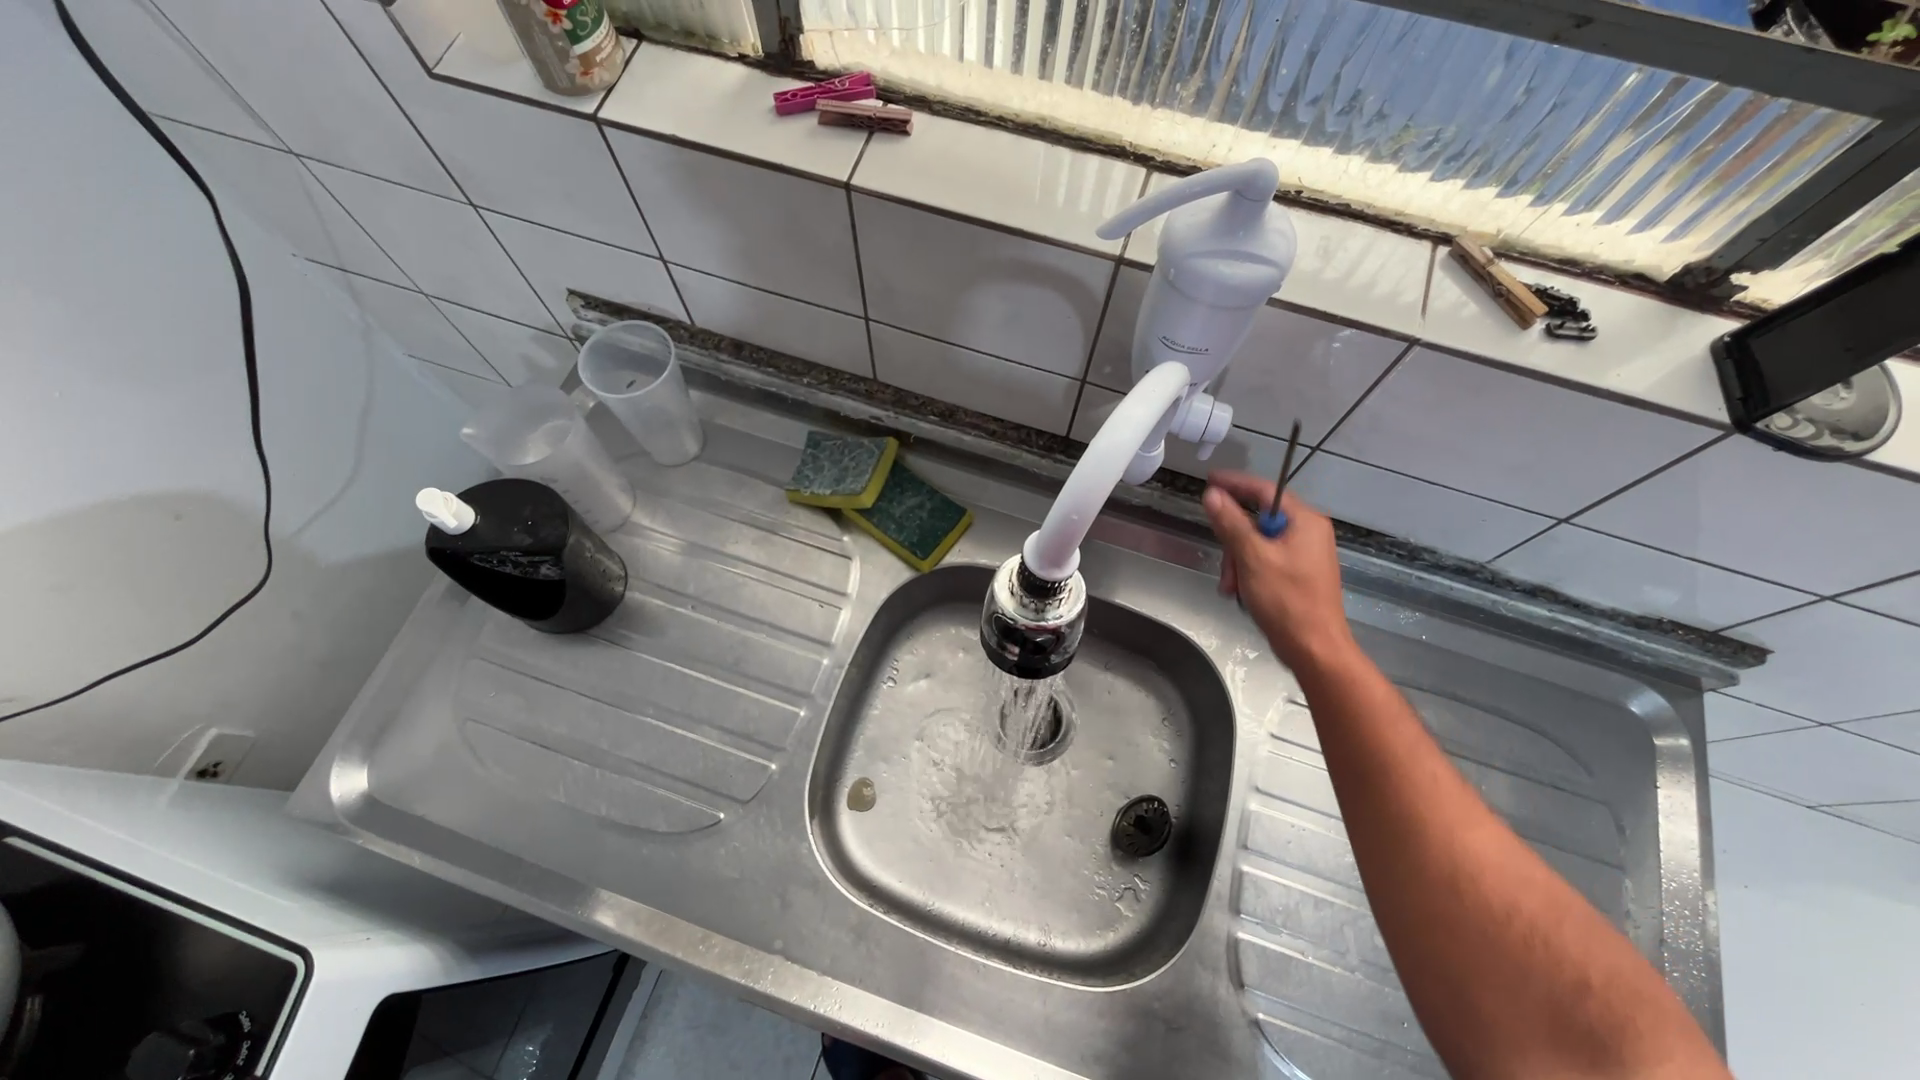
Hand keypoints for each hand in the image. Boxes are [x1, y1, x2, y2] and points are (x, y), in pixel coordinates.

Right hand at [1202, 470, 1353, 671]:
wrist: (1314, 649)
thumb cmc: (1287, 601)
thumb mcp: (1252, 558)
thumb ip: (1231, 523)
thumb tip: (1213, 494)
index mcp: (1305, 521)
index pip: (1264, 490)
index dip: (1234, 484)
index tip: (1209, 481)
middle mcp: (1308, 532)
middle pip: (1258, 520)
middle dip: (1233, 542)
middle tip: (1225, 567)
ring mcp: (1305, 554)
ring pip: (1257, 544)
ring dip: (1238, 562)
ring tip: (1232, 588)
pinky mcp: (1299, 574)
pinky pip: (1265, 561)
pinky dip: (1249, 573)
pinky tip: (1242, 593)